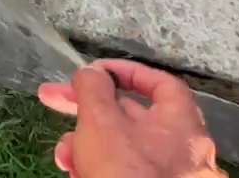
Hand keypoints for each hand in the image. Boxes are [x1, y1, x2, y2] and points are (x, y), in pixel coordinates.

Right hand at [37, 59, 222, 177]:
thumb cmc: (125, 171)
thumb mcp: (100, 121)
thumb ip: (93, 87)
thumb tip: (93, 73)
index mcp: (182, 128)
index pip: (163, 84)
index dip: (126, 70)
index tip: (93, 71)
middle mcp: (187, 152)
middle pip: (132, 114)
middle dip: (85, 106)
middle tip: (50, 97)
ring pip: (125, 144)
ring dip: (86, 141)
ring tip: (63, 155)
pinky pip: (130, 169)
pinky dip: (102, 165)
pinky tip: (76, 172)